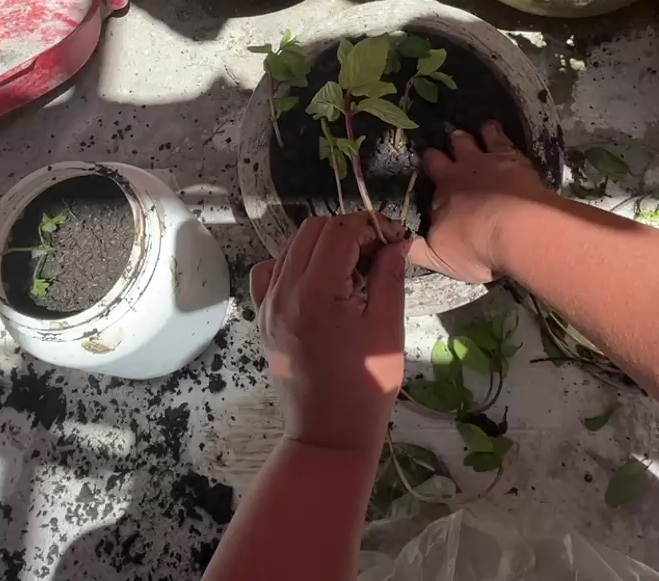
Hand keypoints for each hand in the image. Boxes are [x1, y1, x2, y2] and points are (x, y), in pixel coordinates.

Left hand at [249, 214, 407, 453]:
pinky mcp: (262, 316)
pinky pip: (270, 271)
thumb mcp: (388, 326)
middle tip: (376, 252)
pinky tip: (316, 281)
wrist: (329, 434)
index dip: (370, 224)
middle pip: (314, 230)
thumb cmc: (367, 384)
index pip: (340, 230)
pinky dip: (293, 263)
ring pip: (292, 245)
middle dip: (349, 231)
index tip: (394, 236)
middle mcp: (284, 290)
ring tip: (352, 270)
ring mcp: (267, 303)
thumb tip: (396, 240)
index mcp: (316, 291)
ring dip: (324, 244)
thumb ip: (389, 275)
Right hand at [411, 121, 547, 283]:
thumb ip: (415, 250)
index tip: (427, 167)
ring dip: (465, 137)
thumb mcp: (440, 257)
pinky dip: (492, 130)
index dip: (427, 169)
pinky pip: (498, 136)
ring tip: (466, 135)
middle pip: (443, 152)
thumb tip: (394, 246)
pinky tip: (492, 128)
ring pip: (468, 139)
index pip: (428, 175)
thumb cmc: (477, 247)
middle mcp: (460, 171)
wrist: (519, 231)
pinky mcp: (510, 157)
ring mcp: (485, 161)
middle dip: (442, 150)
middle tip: (444, 148)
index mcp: (442, 191)